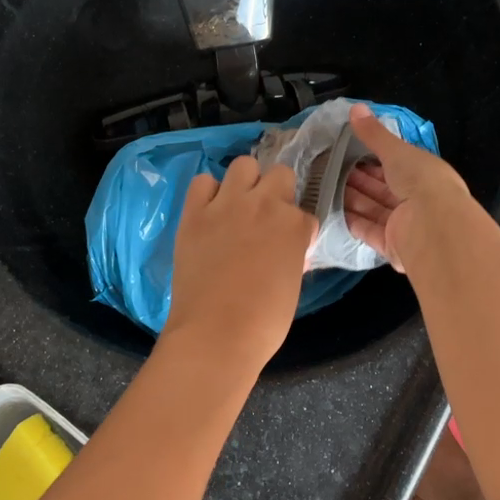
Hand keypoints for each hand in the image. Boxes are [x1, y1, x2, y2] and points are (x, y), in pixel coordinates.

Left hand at [166, 155, 316, 368]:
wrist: (215, 335)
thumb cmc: (264, 322)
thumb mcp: (292, 282)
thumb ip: (292, 254)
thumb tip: (285, 248)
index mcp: (294, 224)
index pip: (304, 213)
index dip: (298, 230)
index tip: (289, 245)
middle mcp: (264, 204)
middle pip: (280, 174)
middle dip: (278, 192)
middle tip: (267, 218)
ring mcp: (227, 204)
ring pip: (244, 165)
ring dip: (246, 183)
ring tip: (239, 206)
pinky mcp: (195, 213)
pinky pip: (202, 182)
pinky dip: (208, 193)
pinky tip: (210, 212)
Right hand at [343, 103, 475, 273]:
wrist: (434, 227)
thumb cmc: (420, 181)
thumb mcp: (396, 151)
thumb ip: (374, 134)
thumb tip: (355, 107)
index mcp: (423, 174)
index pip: (394, 164)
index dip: (371, 158)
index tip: (346, 151)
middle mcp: (415, 199)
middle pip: (381, 188)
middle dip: (358, 179)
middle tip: (328, 169)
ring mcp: (404, 224)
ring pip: (373, 209)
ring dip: (352, 199)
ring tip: (324, 188)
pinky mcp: (392, 245)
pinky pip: (368, 231)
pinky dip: (353, 222)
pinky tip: (332, 212)